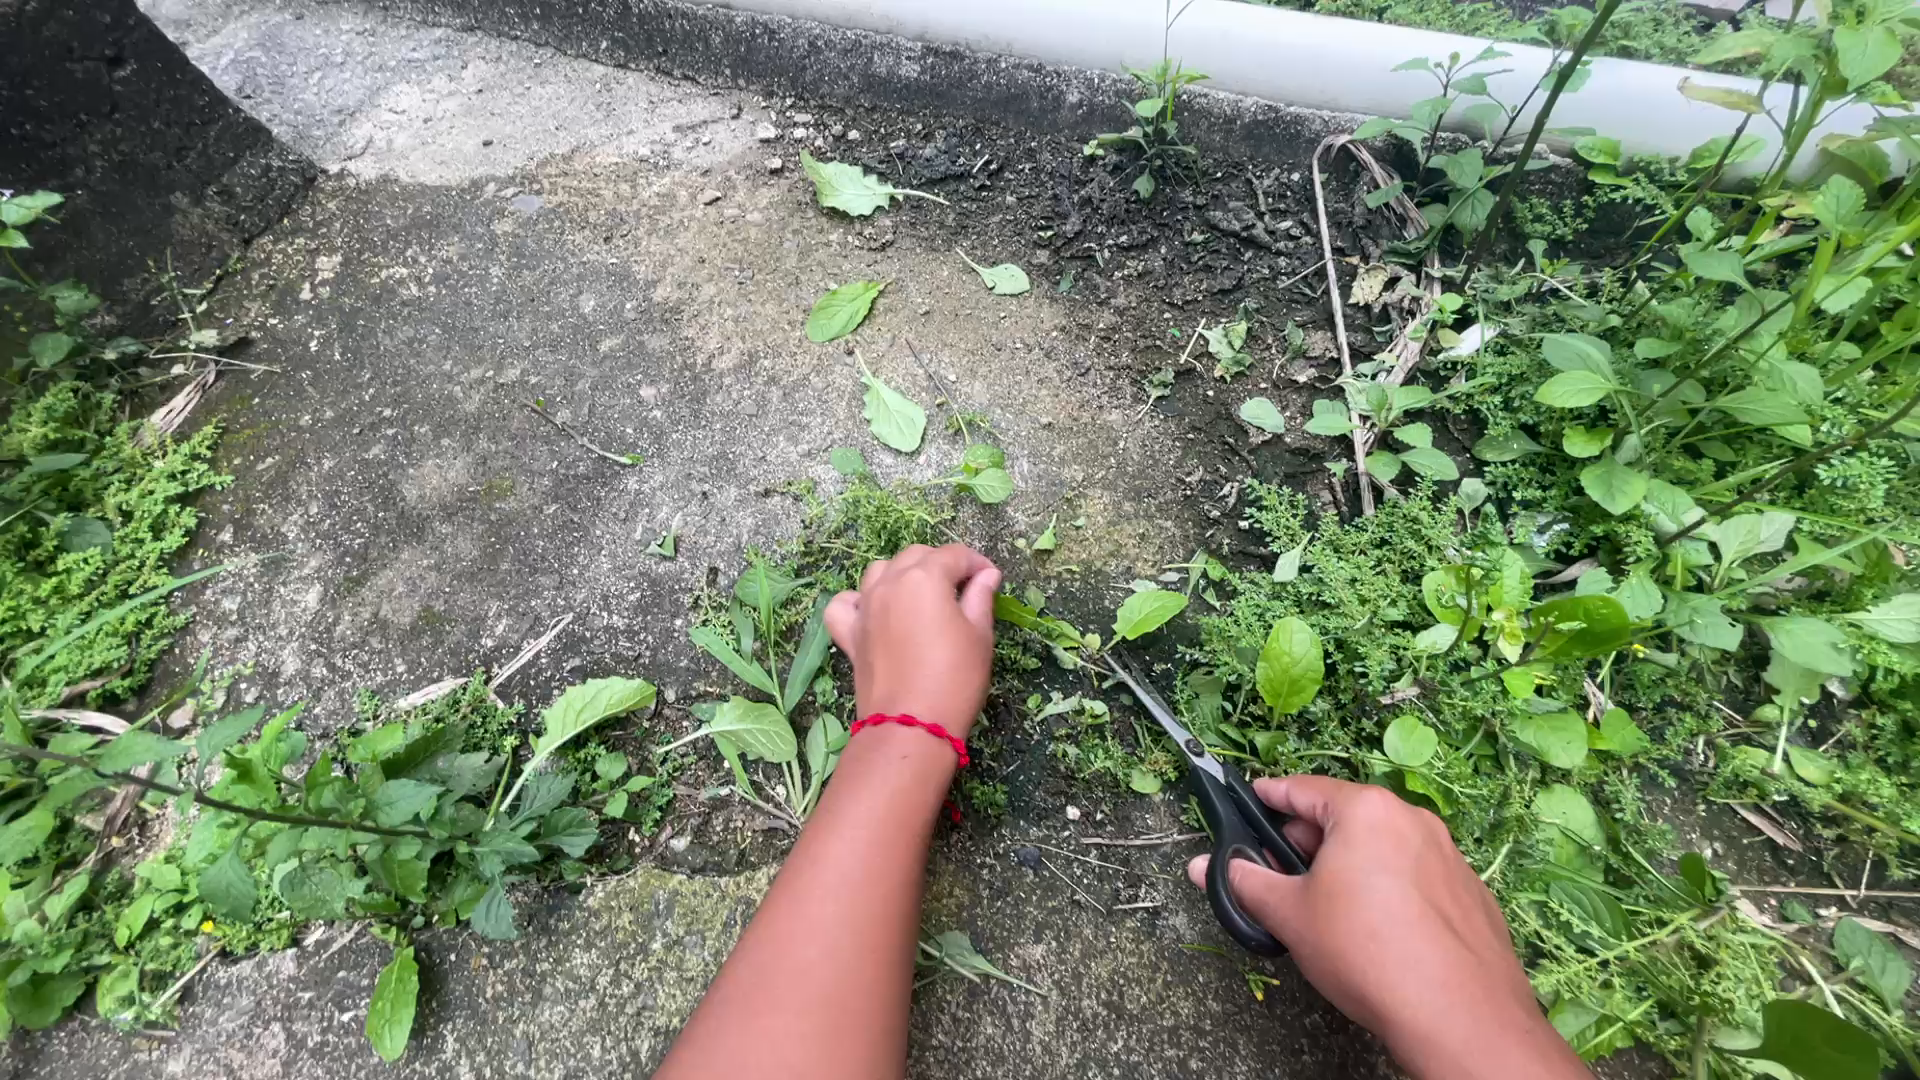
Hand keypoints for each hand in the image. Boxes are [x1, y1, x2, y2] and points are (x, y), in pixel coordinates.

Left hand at [823, 544, 1000, 739]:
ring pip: (881, 571)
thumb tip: (986, 575)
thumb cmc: (955, 679)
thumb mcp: (979, 635)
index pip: (954, 555)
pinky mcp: (850, 633)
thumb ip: (980, 598)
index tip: (991, 579)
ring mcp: (865, 607)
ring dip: (904, 574)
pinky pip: (846, 604)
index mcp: (924, 578)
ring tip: (923, 595)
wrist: (911, 726)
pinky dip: (858, 600)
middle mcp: (889, 583)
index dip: (977, 563)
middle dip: (942, 564)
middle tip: (964, 588)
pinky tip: (874, 610)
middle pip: (916, 556)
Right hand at [1186, 776, 1587, 1079]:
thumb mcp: (1288, 914)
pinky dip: (1387, 889)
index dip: (1268, 797)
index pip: (1301, 789)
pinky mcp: (1474, 897)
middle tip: (1281, 877)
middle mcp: (1412, 820)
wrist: (1466, 1027)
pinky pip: (1414, 877)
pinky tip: (1377, 933)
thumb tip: (1199, 867)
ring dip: (1346, 866)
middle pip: (1341, 818)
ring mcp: (1450, 858)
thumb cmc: (1366, 953)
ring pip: (1379, 847)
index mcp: (1366, 810)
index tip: (1249, 803)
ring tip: (1326, 909)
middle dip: (1305, 843)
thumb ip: (1241, 881)